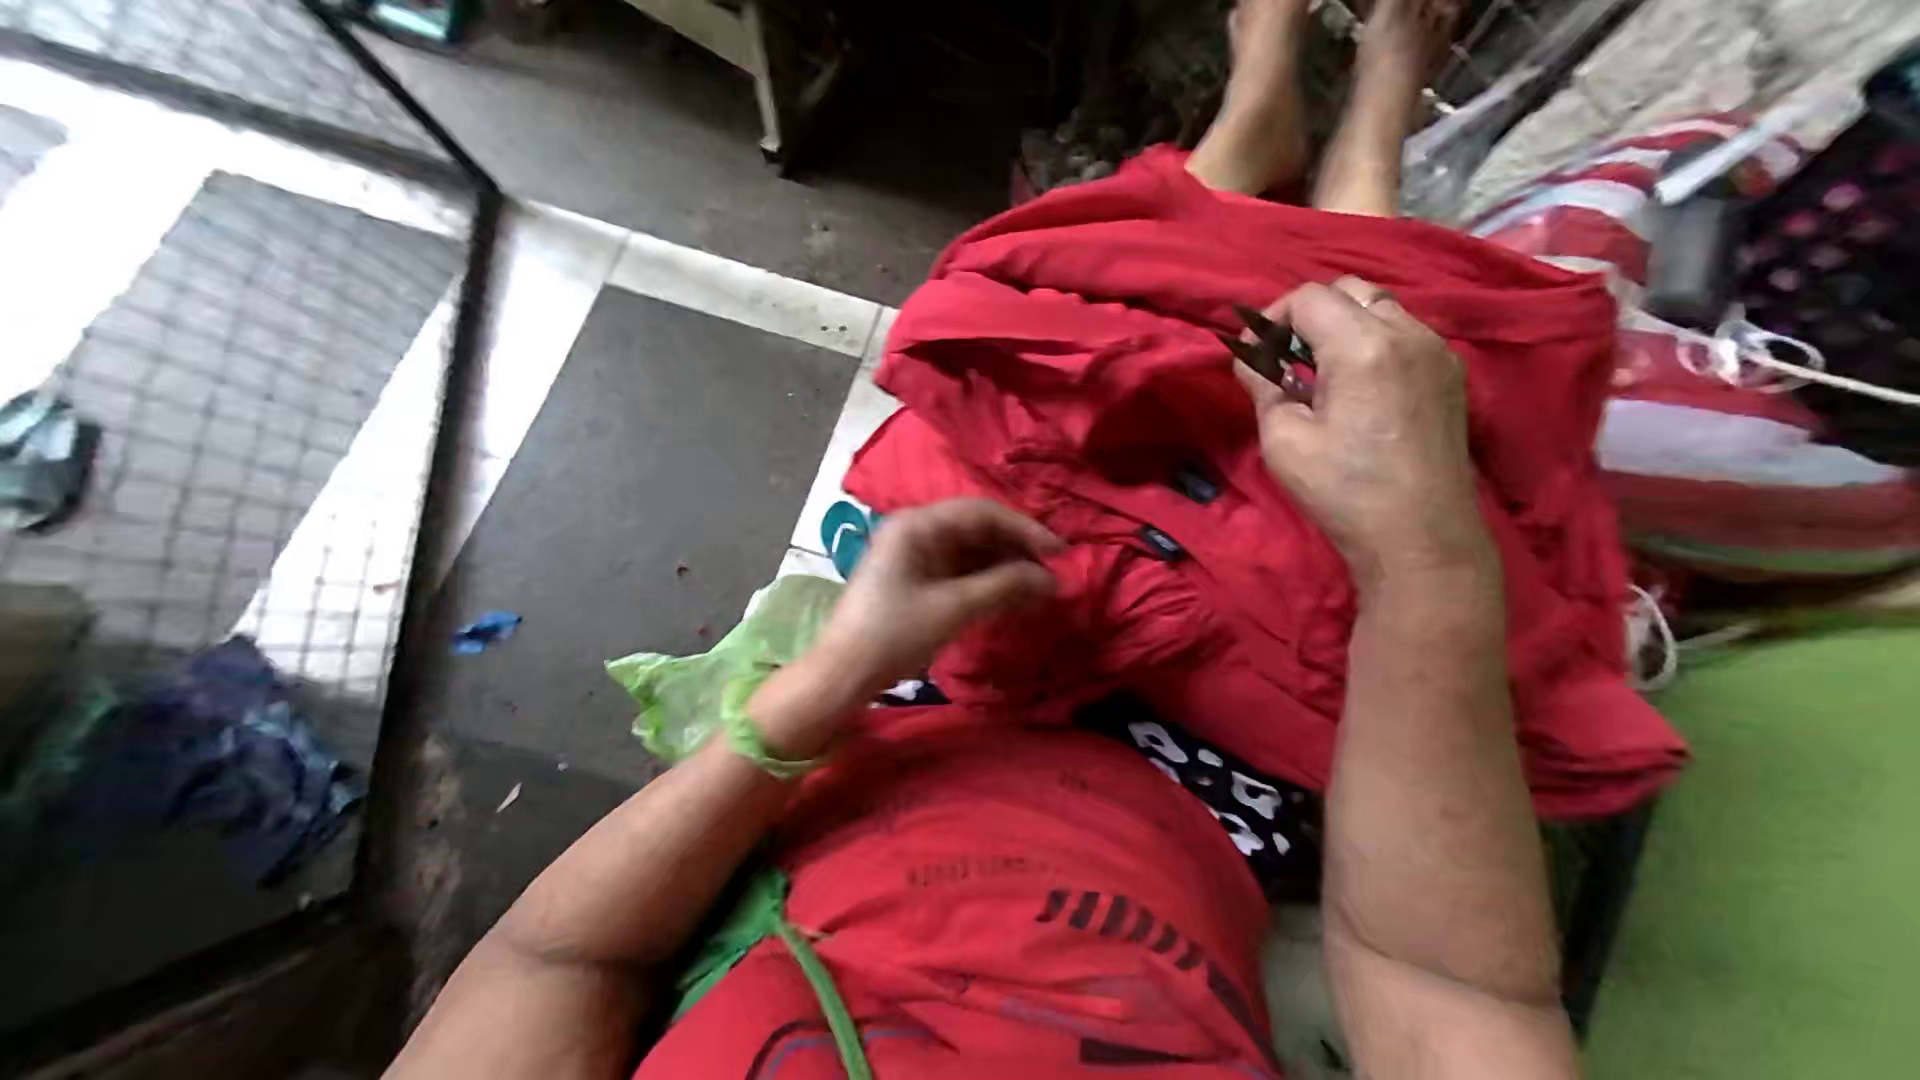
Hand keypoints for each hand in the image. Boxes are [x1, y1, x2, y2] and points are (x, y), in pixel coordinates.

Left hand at [809, 498, 1063, 696]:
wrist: (843, 674)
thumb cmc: (893, 634)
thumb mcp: (953, 608)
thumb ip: (1004, 586)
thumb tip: (1052, 579)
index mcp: (917, 524)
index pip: (983, 512)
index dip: (1025, 529)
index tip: (1060, 553)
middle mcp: (917, 531)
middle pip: (979, 530)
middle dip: (1018, 552)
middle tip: (1054, 576)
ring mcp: (917, 556)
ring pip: (973, 553)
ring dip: (1007, 570)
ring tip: (1041, 593)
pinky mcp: (918, 580)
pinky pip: (962, 573)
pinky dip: (989, 585)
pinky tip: (1015, 601)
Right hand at [1235, 277, 1492, 591]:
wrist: (1417, 534)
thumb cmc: (1341, 489)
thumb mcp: (1283, 438)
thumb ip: (1264, 386)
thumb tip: (1250, 360)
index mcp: (1363, 346)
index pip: (1310, 297)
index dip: (1272, 317)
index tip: (1254, 352)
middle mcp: (1408, 333)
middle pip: (1351, 290)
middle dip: (1309, 314)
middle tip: (1284, 357)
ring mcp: (1437, 352)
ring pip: (1382, 308)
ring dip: (1343, 326)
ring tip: (1318, 373)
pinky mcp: (1449, 375)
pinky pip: (1405, 334)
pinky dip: (1372, 342)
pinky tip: (1355, 387)